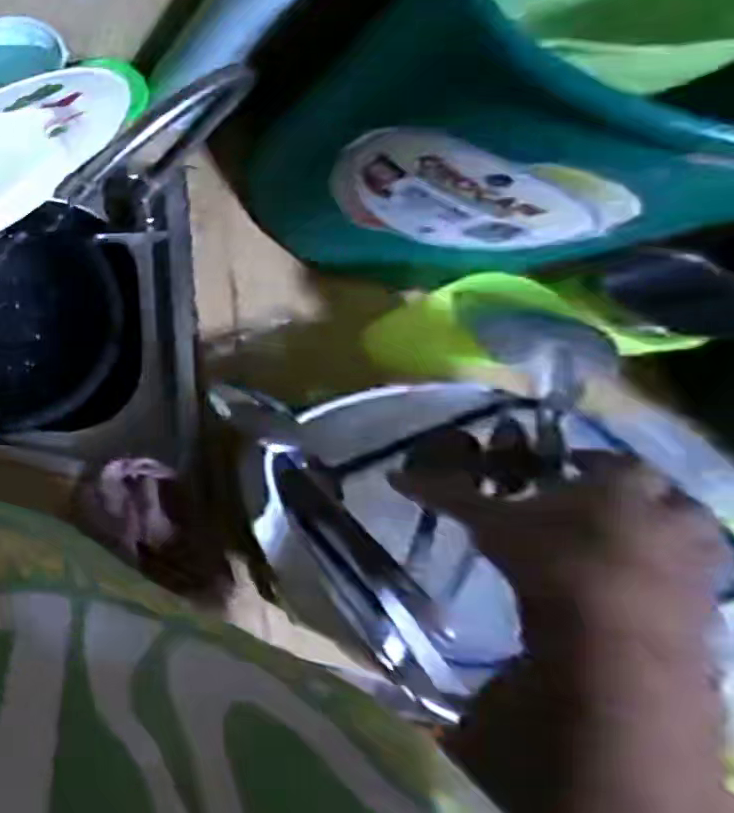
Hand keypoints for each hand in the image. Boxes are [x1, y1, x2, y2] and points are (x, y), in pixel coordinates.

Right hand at [393, 425, 729, 646]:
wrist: (616, 637)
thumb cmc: (549, 559)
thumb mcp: (485, 522)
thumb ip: (447, 494)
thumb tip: (394, 475)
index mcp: (622, 485)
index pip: (615, 459)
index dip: (587, 461)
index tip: (560, 469)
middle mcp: (671, 514)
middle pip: (665, 496)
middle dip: (635, 497)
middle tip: (592, 505)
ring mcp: (699, 561)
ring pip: (685, 535)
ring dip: (655, 534)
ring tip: (608, 544)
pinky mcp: (709, 603)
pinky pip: (688, 575)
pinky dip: (661, 572)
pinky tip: (621, 580)